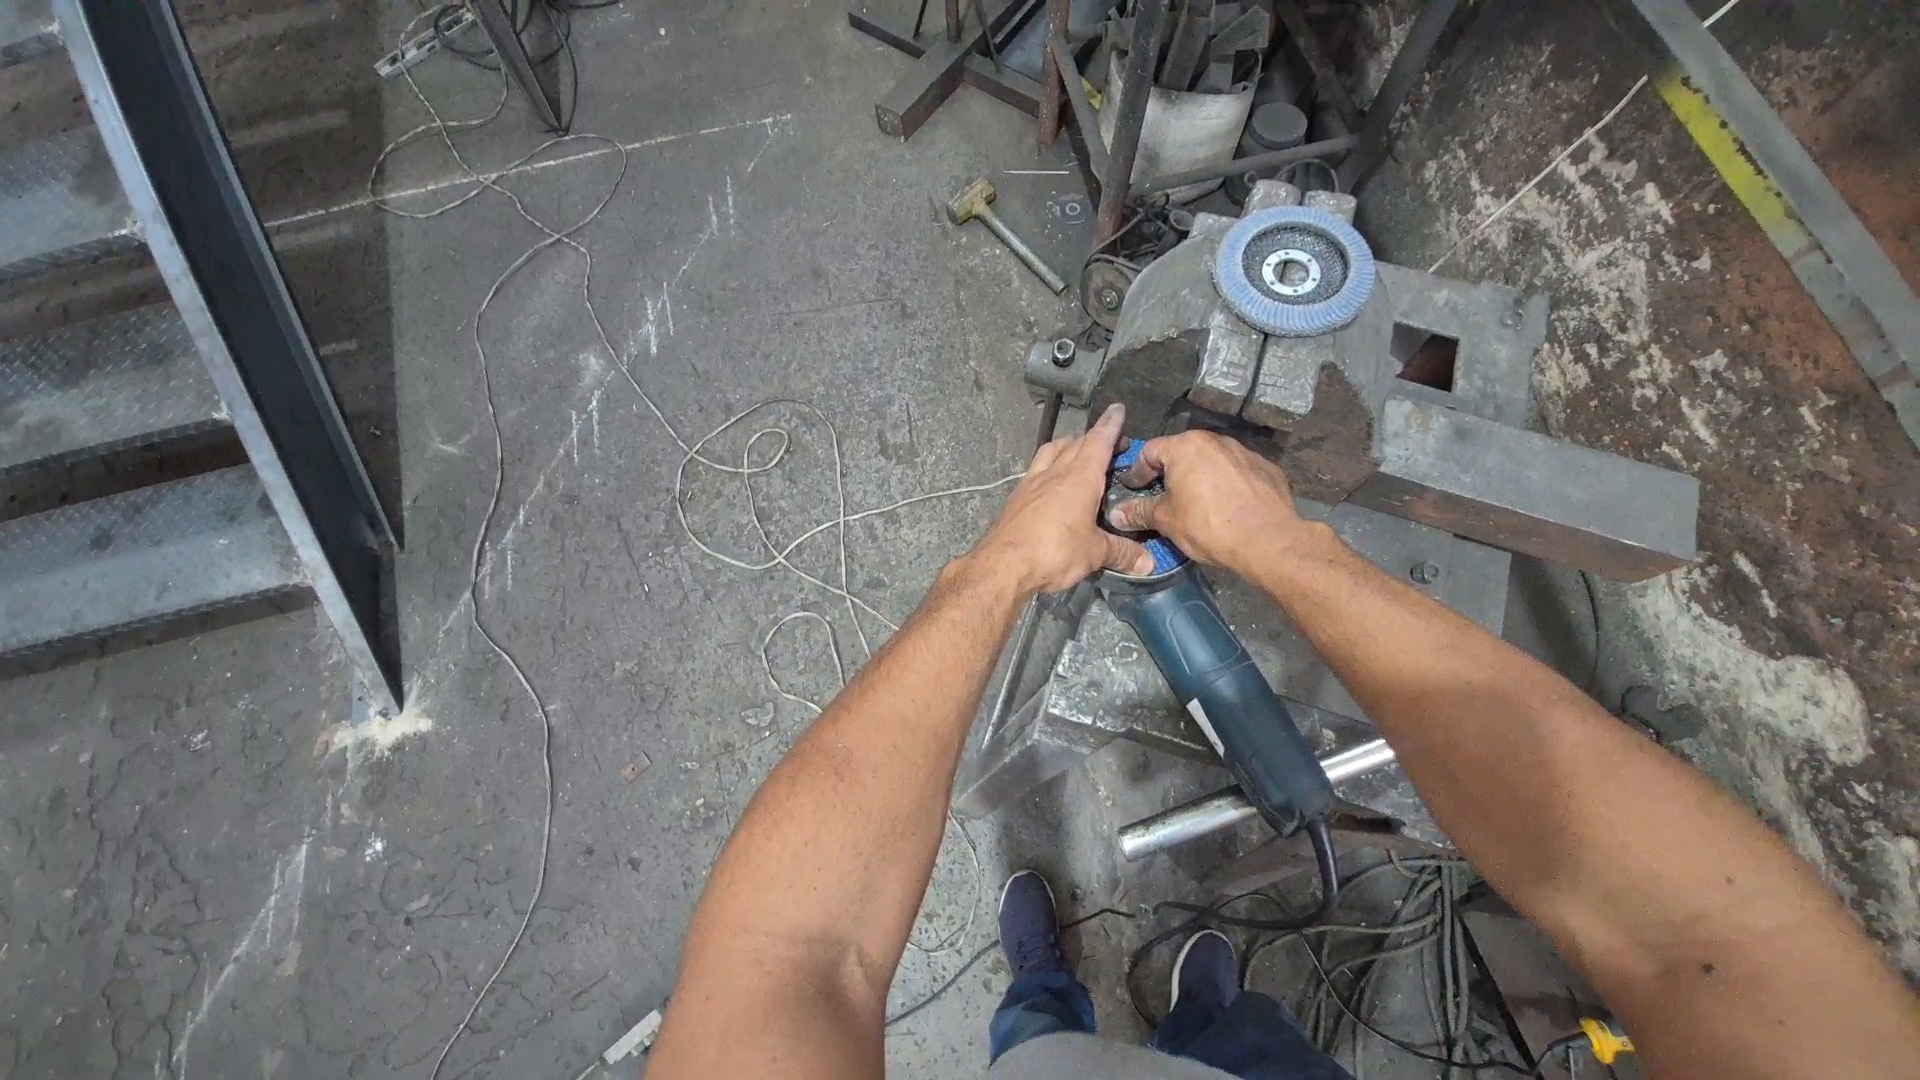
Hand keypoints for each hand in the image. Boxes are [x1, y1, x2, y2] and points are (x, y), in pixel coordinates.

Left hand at [969, 404, 1154, 592]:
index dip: (1110, 425)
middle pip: (1074, 443)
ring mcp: (1031, 483)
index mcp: (1079, 478)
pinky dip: (1046, 467)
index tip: (1117, 409)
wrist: (1002, 565)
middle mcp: (1054, 473)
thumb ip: (1122, 553)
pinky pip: (1034, 471)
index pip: (1098, 441)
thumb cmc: (1053, 551)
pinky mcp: (1015, 498)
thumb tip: (1148, 564)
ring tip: (1075, 450)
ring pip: (1050, 452)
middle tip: (1106, 441)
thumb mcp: (1094, 553)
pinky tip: (1048, 481)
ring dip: (1065, 446)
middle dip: (1092, 437)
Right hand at [1106, 430, 1316, 574]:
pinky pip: (1238, 473)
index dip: (1137, 471)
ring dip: (1200, 477)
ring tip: (1198, 504)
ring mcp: (1244, 452)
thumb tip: (1116, 513)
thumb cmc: (1208, 525)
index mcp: (1186, 446)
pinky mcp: (1267, 468)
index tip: (1134, 490)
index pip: (1150, 451)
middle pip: (1183, 452)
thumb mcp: (1166, 520)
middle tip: (1164, 498)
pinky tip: (1228, 507)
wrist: (1267, 539)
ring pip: (1212, 461)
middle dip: (1171, 473)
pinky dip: (1228, 485)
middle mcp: (1215, 440)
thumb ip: (1140, 511)